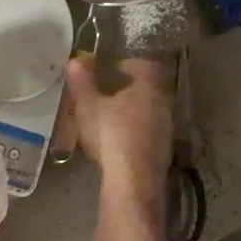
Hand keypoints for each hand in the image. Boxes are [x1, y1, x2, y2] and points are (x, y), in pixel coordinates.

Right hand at [65, 54, 173, 207]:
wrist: (133, 179)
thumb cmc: (110, 134)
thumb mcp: (88, 106)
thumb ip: (82, 82)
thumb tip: (75, 60)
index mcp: (148, 87)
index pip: (144, 65)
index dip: (128, 64)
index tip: (113, 68)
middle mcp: (163, 104)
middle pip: (149, 88)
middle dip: (130, 88)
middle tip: (109, 92)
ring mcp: (166, 128)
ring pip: (150, 111)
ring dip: (134, 111)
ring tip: (111, 117)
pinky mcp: (163, 151)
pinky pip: (149, 132)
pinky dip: (136, 130)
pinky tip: (120, 141)